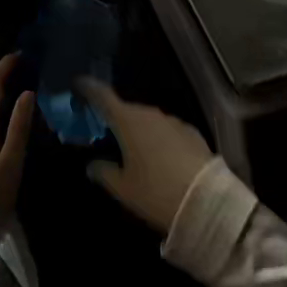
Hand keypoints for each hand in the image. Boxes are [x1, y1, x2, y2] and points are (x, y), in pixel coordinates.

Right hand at [78, 78, 213, 233]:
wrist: (207, 203)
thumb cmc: (156, 192)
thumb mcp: (123, 189)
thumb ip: (104, 173)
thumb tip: (91, 165)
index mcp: (127, 121)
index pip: (103, 96)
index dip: (89, 88)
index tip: (79, 83)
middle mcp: (150, 114)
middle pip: (127, 109)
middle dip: (116, 117)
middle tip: (107, 131)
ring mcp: (173, 121)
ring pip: (149, 120)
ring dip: (140, 129)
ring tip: (135, 148)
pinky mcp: (192, 132)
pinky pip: (168, 130)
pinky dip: (160, 138)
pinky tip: (162, 156)